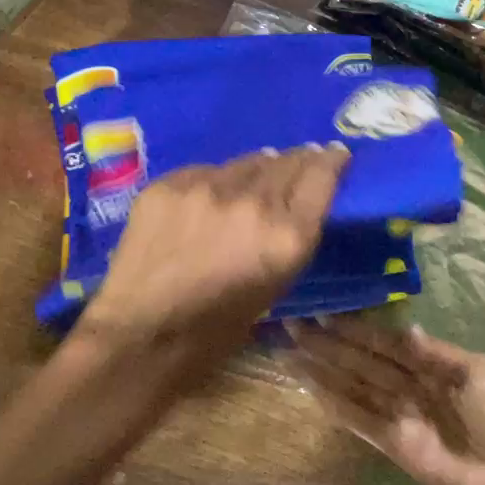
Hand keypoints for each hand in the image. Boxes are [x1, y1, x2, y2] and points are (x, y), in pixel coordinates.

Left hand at [74, 146, 347, 358]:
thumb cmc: (222, 323)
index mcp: (289, 235)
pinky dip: (217, 180)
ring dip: (261, 167)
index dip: (332, 160)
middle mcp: (255, 203)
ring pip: (248, 161)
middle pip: (289, 161)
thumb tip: (297, 201)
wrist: (147, 330)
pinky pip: (206, 171)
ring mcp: (209, 189)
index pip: (322, 176)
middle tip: (305, 159)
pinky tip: (213, 196)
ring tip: (260, 175)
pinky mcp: (170, 184)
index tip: (336, 154)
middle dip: (301, 159)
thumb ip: (295, 234)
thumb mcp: (280, 281)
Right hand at [287, 318, 484, 484]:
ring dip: (324, 372)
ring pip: (354, 388)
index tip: (325, 313)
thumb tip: (407, 328)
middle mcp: (411, 387)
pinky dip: (336, 407)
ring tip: (290, 353)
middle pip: (363, 363)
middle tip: (292, 325)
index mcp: (434, 365)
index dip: (358, 330)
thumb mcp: (478, 371)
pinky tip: (312, 390)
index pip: (387, 343)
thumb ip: (438, 352)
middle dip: (330, 345)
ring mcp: (399, 416)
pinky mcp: (392, 444)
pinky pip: (359, 422)